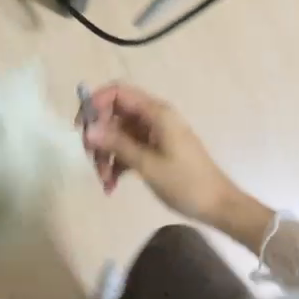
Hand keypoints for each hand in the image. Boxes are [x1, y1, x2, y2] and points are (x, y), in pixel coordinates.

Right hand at [81, 83, 246, 227]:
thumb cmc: (186, 182)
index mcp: (157, 112)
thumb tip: (88, 129)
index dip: (96, 104)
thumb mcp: (148, 164)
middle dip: (99, 136)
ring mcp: (154, 134)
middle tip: (91, 159)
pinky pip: (128, 150)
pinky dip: (117, 164)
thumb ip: (117, 144)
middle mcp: (154, 118)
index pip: (118, 92)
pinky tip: (111, 187)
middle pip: (114, 114)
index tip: (80, 127)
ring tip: (104, 181)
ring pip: (118, 135)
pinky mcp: (154, 151)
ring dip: (106, 155)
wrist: (218, 205)